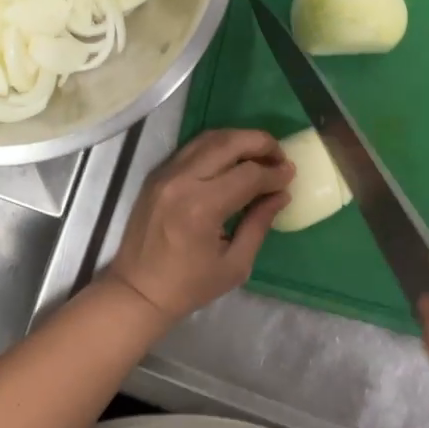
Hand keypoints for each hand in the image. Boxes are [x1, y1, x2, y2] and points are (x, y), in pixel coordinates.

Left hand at [105, 129, 293, 323]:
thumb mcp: (235, 264)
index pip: (248, 174)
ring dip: (238, 140)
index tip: (291, 174)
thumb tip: (281, 193)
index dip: (275, 172)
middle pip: (227, 143)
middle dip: (260, 143)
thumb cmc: (188, 285)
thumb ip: (259, 223)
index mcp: (201, 207)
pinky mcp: (156, 175)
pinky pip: (191, 149)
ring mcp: (164, 174)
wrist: (137, 289)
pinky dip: (215, 147)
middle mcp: (181, 181)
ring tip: (259, 155)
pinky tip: (231, 160)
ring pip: (207, 139)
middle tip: (279, 156)